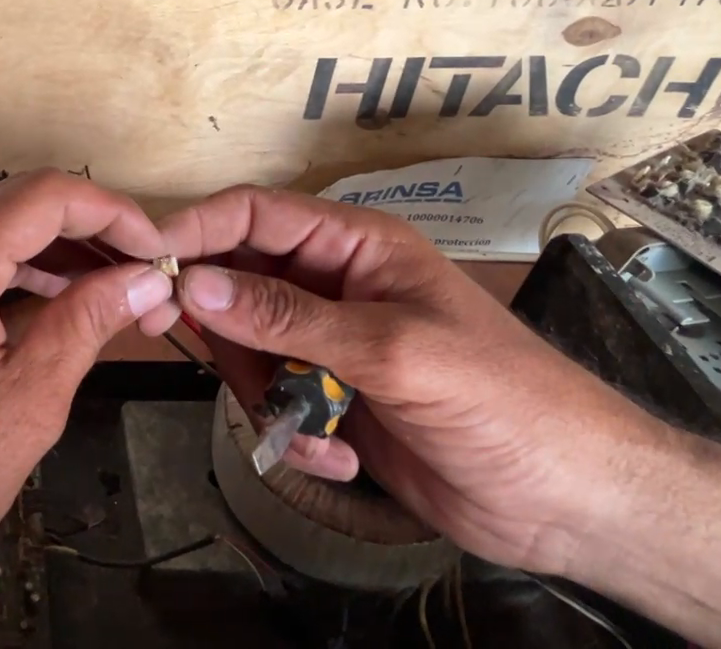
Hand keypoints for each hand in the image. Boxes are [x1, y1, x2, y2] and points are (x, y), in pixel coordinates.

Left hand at [0, 170, 172, 647]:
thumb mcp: (30, 399)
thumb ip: (89, 320)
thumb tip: (149, 278)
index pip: (46, 196)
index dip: (113, 213)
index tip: (161, 250)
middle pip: (22, 197)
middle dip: (92, 227)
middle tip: (148, 271)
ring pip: (0, 218)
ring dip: (61, 243)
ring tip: (121, 284)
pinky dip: (24, 260)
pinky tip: (68, 290)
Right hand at [160, 185, 670, 575]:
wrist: (576, 504)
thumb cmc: (502, 401)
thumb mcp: (389, 351)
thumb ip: (286, 317)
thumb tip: (190, 283)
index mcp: (353, 245)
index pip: (254, 215)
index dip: (196, 230)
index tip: (145, 263)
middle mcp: (331, 283)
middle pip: (236, 280)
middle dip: (222, 326)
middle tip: (205, 357)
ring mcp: (327, 342)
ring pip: (246, 345)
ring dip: (261, 392)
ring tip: (306, 429)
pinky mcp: (329, 395)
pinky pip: (271, 396)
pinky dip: (289, 429)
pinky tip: (336, 458)